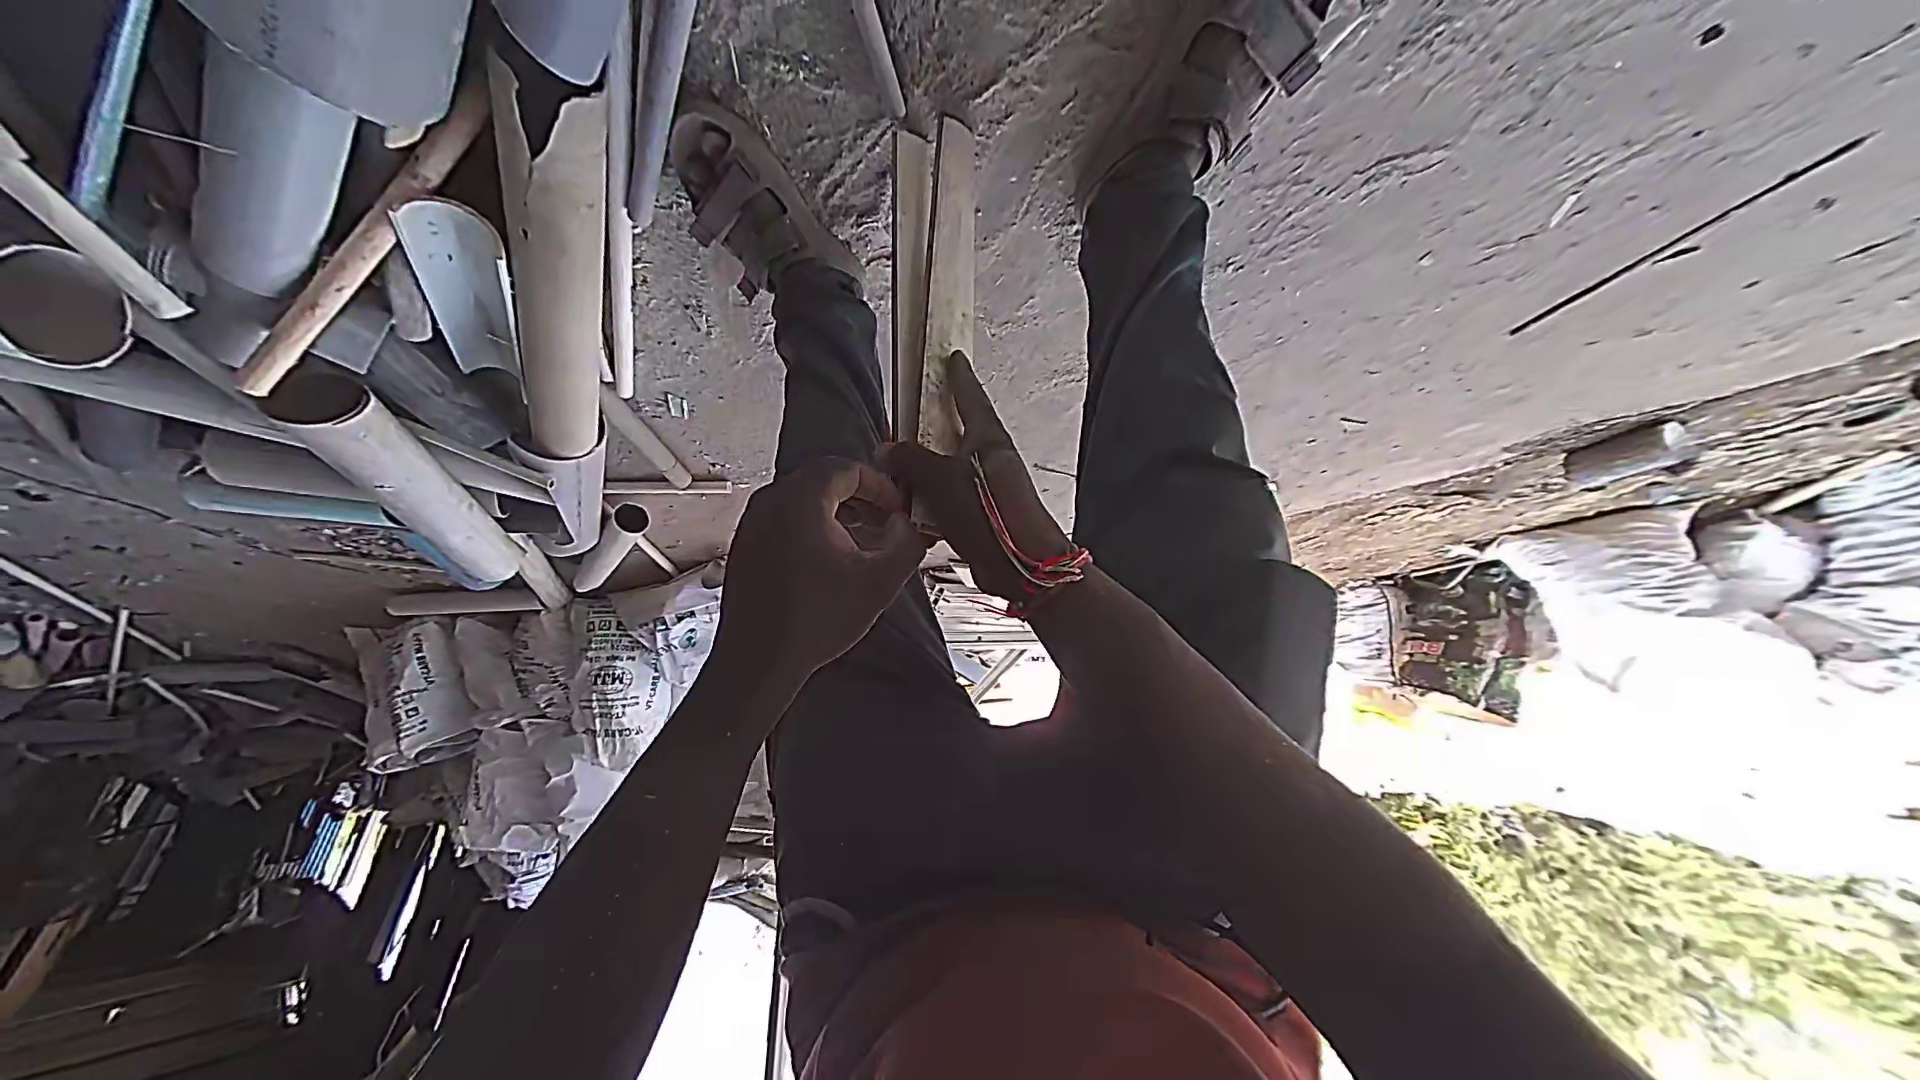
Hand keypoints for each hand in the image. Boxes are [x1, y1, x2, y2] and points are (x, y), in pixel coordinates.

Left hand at [713, 457, 924, 683]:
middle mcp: (770, 503)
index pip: (845, 468)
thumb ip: (906, 544)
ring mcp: (753, 524)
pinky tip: (832, 559)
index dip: (879, 485)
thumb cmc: (813, 621)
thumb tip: (908, 527)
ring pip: (802, 499)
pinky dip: (813, 526)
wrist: (760, 660)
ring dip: (837, 511)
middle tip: (884, 520)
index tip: (896, 507)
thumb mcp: (879, 581)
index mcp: (801, 501)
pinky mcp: (746, 546)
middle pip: (822, 479)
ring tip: (863, 540)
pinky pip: (784, 519)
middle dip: (861, 496)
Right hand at [884, 351, 1072, 601]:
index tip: (955, 359)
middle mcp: (992, 460)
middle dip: (937, 427)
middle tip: (916, 417)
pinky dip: (934, 501)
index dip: (960, 378)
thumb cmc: (988, 515)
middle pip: (961, 434)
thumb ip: (911, 461)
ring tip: (902, 472)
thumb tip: (889, 449)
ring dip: (930, 471)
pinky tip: (915, 510)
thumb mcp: (940, 480)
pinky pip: (953, 499)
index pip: (971, 398)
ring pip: (954, 470)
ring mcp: (990, 489)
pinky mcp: (986, 516)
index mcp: (988, 440)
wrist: (1021, 566)